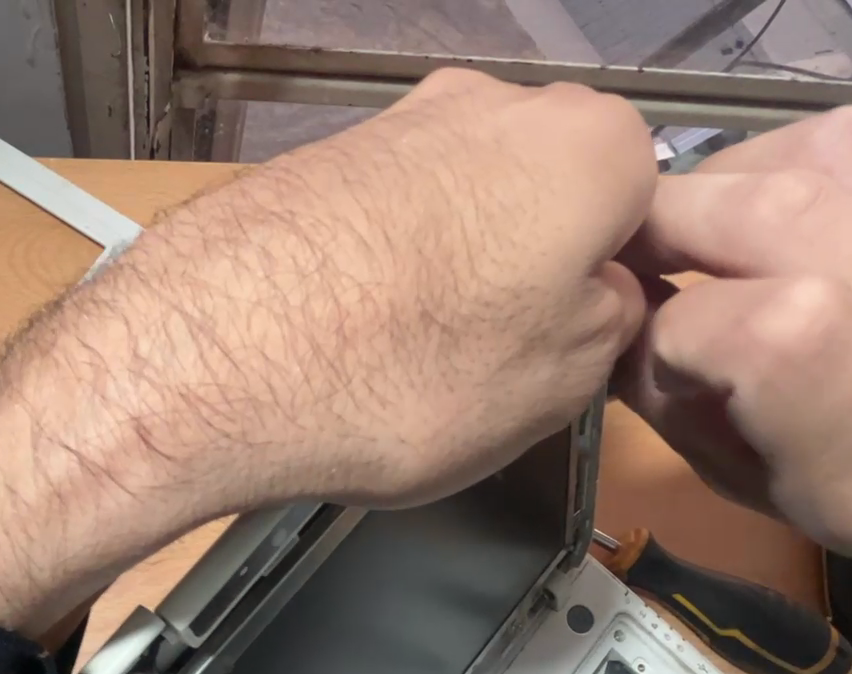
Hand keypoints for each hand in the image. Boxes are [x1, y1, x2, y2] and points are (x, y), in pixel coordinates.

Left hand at [0, 70, 655, 633]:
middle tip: (481, 358)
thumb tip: (602, 298)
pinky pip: (370, 223)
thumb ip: (608, 326)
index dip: (605, 289)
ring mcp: (383, 129)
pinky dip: (369, 273)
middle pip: (535, 202)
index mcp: (586, 148)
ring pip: (449, 211)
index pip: (640, 213)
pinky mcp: (304, 167)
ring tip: (395, 358)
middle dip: (522, 273)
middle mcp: (484, 110)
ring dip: (439, 276)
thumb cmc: (399, 376)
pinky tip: (339, 334)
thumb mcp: (555, 386)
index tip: (567, 346)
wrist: (211, 363)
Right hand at [617, 106, 851, 663]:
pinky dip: (796, 162)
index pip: (757, 336)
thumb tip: (622, 314)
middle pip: (783, 219)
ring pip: (828, 155)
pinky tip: (780, 206)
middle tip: (637, 251)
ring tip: (704, 224)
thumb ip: (679, 408)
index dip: (670, 328)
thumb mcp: (766, 498)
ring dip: (727, 180)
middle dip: (671, 224)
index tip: (647, 341)